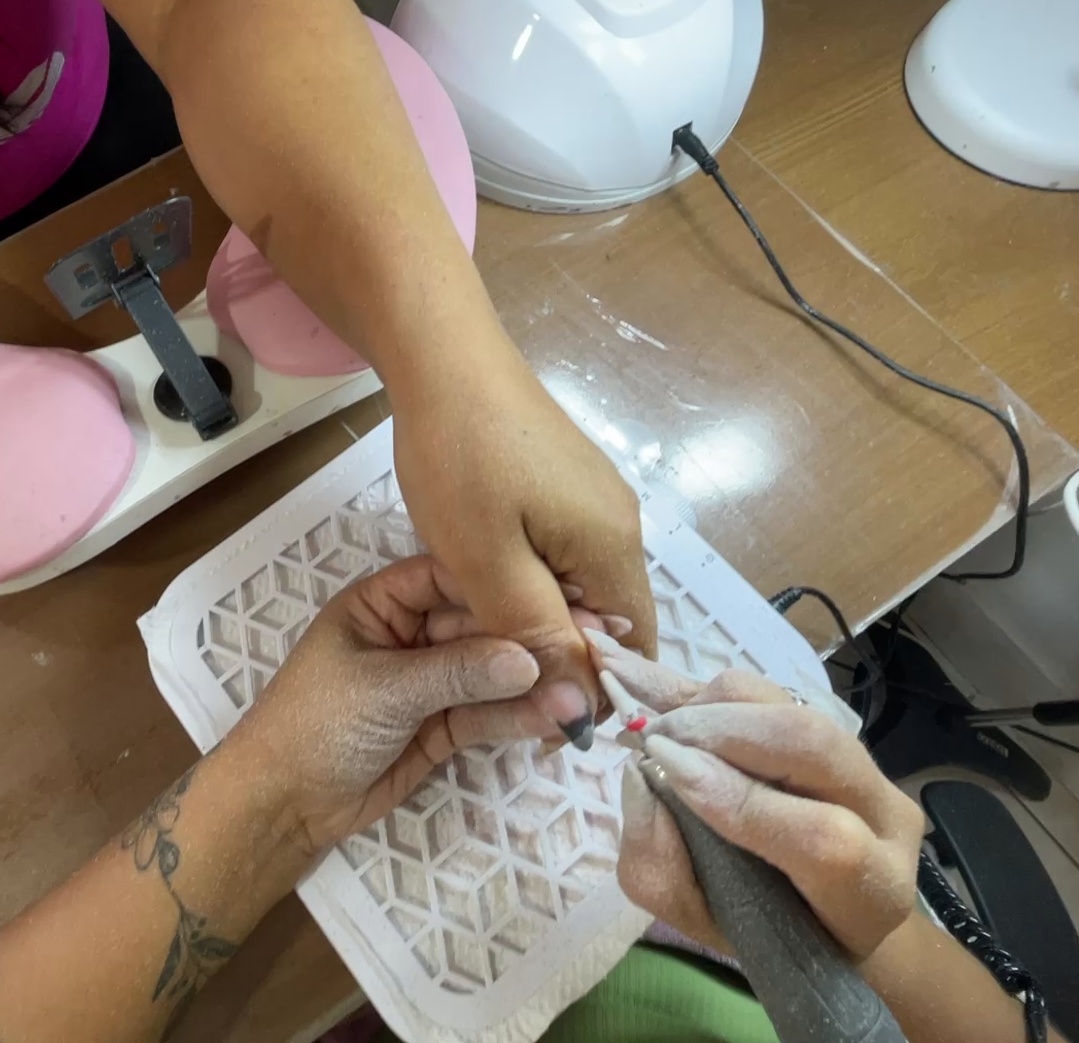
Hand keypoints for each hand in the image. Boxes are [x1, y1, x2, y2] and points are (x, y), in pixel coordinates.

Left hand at [226, 555, 604, 855]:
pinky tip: (558, 716)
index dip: (503, 585)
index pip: (451, 577)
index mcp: (382, 602)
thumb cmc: (316, 723)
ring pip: (490, 672)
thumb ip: (458, 672)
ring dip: (534, 682)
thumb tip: (532, 657)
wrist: (283, 803)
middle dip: (530, 639)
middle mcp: (411, 633)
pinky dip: (518, 716)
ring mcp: (430, 680)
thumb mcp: (385, 687)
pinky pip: (486, 712)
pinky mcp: (442, 724)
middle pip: (480, 626)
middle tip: (593, 646)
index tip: (561, 595)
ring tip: (587, 690)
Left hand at [390, 365, 656, 751]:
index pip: (635, 647)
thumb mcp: (487, 560)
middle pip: (609, 618)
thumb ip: (535, 631)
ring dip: (539, 616)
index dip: (593, 690)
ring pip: (578, 585)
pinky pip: (559, 551)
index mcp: (615, 547)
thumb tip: (583, 709)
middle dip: (562, 655)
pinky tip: (486, 580)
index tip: (539, 718)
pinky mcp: (560, 482)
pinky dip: (530, 578)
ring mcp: (591, 498)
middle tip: (497, 677)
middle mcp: (619, 523)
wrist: (443, 361)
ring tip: (484, 633)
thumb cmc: (461, 460)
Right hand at [586, 631, 924, 961]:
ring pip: (783, 702)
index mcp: (867, 889)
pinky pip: (756, 688)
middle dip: (715, 729)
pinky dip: (687, 682)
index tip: (661, 767)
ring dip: (703, 702)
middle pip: (810, 741)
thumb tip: (639, 779)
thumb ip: (660, 868)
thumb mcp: (700, 925)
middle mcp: (880, 815)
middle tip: (650, 737)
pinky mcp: (819, 722)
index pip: (820, 836)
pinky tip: (627, 665)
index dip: (734, 796)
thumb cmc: (760, 926)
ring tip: (650, 720)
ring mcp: (861, 762)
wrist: (821, 908)